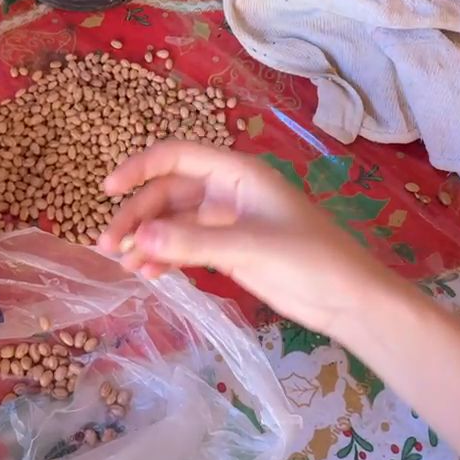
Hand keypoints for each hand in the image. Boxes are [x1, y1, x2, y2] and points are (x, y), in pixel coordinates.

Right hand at [96, 141, 385, 333]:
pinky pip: (184, 246)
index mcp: (235, 172)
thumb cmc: (312, 259)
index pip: (176, 157)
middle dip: (137, 216)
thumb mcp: (251, 247)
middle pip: (167, 193)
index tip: (108, 189)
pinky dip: (164, 256)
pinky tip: (148, 274)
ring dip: (145, 238)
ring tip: (122, 264)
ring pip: (172, 222)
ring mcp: (225, 222)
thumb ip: (194, 242)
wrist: (352, 302)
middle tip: (108, 245)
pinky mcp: (228, 250)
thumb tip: (138, 238)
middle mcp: (225, 191)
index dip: (139, 167)